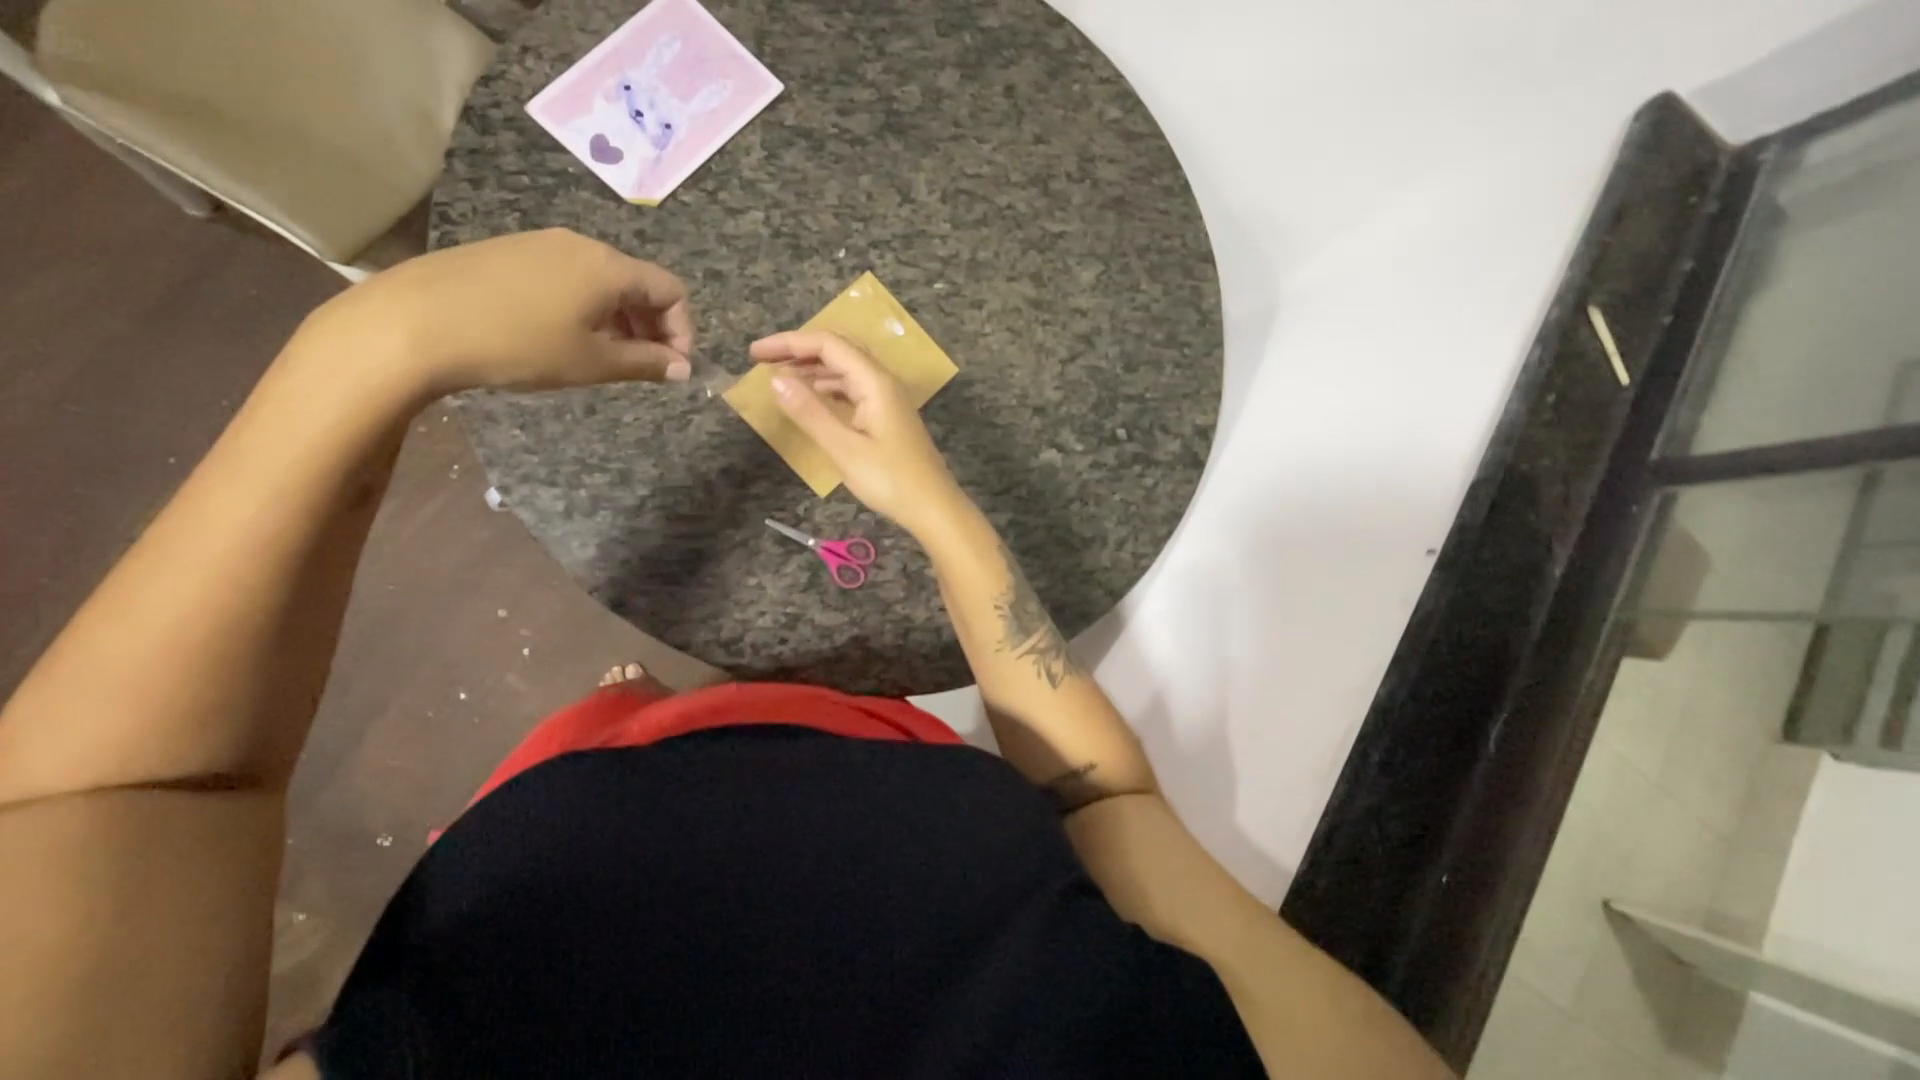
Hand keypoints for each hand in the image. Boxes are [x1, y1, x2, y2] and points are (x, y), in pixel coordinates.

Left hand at [292, 229, 693, 397]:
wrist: (415, 323)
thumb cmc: (518, 345)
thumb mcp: (592, 362)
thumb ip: (645, 364)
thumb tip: (683, 369)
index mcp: (609, 266)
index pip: (671, 290)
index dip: (683, 331)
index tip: (674, 369)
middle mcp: (581, 245)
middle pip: (638, 282)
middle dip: (652, 326)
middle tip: (644, 368)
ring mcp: (542, 244)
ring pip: (601, 281)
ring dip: (618, 320)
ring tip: (602, 358)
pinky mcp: (510, 253)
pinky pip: (568, 278)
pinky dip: (584, 308)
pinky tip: (560, 338)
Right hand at [750, 330, 966, 535]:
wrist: (933, 506)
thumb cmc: (890, 480)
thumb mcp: (844, 448)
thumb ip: (809, 412)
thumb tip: (776, 379)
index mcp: (874, 382)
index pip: (827, 344)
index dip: (788, 342)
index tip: (754, 354)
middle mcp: (883, 382)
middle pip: (838, 349)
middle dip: (799, 349)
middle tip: (763, 359)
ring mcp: (887, 398)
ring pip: (846, 368)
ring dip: (812, 367)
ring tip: (780, 377)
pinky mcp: (888, 415)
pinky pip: (853, 387)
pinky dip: (828, 386)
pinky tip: (812, 397)